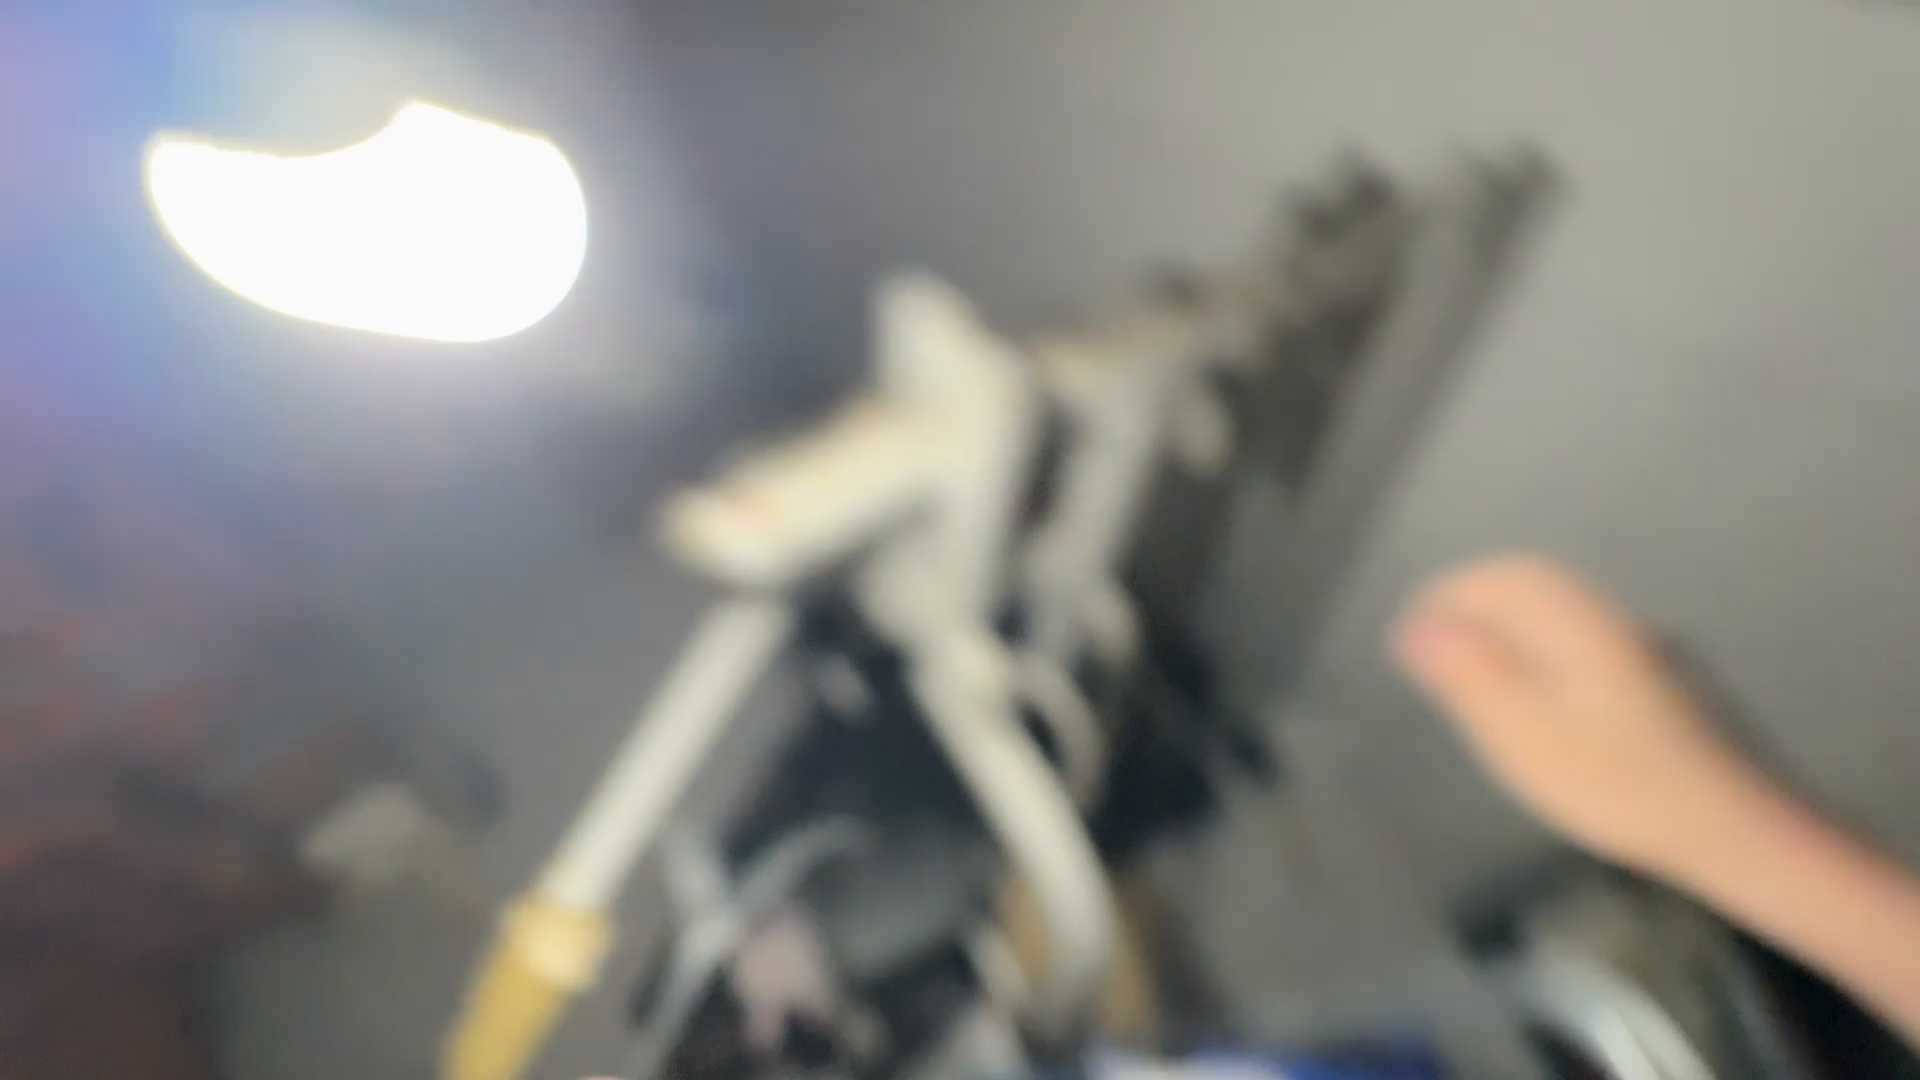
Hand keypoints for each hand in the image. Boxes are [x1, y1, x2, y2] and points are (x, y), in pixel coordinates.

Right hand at [1390, 554, 1774, 880]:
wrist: (1748, 835)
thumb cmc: (1618, 783)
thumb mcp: (1522, 730)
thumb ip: (1465, 671)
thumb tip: (1416, 626)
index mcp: (1578, 624)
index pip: (1499, 578)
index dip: (1443, 595)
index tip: (1409, 631)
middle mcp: (1615, 621)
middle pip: (1530, 584)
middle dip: (1471, 601)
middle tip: (1431, 642)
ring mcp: (1649, 649)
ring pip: (1559, 610)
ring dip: (1505, 621)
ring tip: (1471, 663)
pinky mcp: (1668, 680)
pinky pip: (1583, 637)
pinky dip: (1539, 643)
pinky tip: (1537, 689)